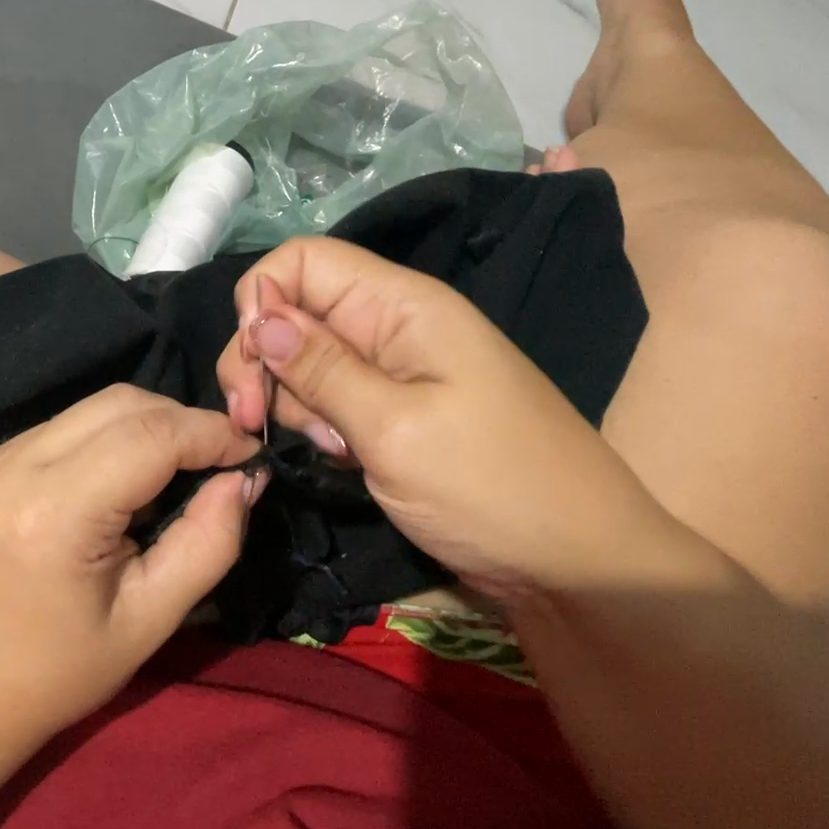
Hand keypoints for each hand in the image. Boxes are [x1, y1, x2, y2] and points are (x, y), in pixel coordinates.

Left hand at [0, 384, 266, 764]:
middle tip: (221, 464)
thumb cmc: (61, 669)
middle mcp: (17, 466)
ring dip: (150, 425)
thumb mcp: (150, 620)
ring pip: (96, 406)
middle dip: (183, 422)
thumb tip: (245, 478)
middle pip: (122, 403)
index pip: (150, 436)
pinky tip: (130, 479)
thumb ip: (207, 543)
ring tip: (181, 472)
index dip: (211, 433)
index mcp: (53, 512)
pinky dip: (114, 435)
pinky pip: (70, 423)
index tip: (251, 455)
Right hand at [216, 237, 698, 603]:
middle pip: (292, 312)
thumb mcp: (395, 428)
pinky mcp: (389, 413)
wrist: (577, 567)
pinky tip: (342, 461)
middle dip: (261, 361)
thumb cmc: (493, 487)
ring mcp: (390, 372)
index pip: (301, 261)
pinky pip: (329, 401)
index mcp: (401, 305)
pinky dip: (319, 428)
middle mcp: (390, 326)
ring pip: (302, 361)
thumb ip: (321, 369)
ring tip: (332, 451)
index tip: (251, 365)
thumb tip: (258, 320)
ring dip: (292, 404)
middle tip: (251, 420)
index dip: (262, 300)